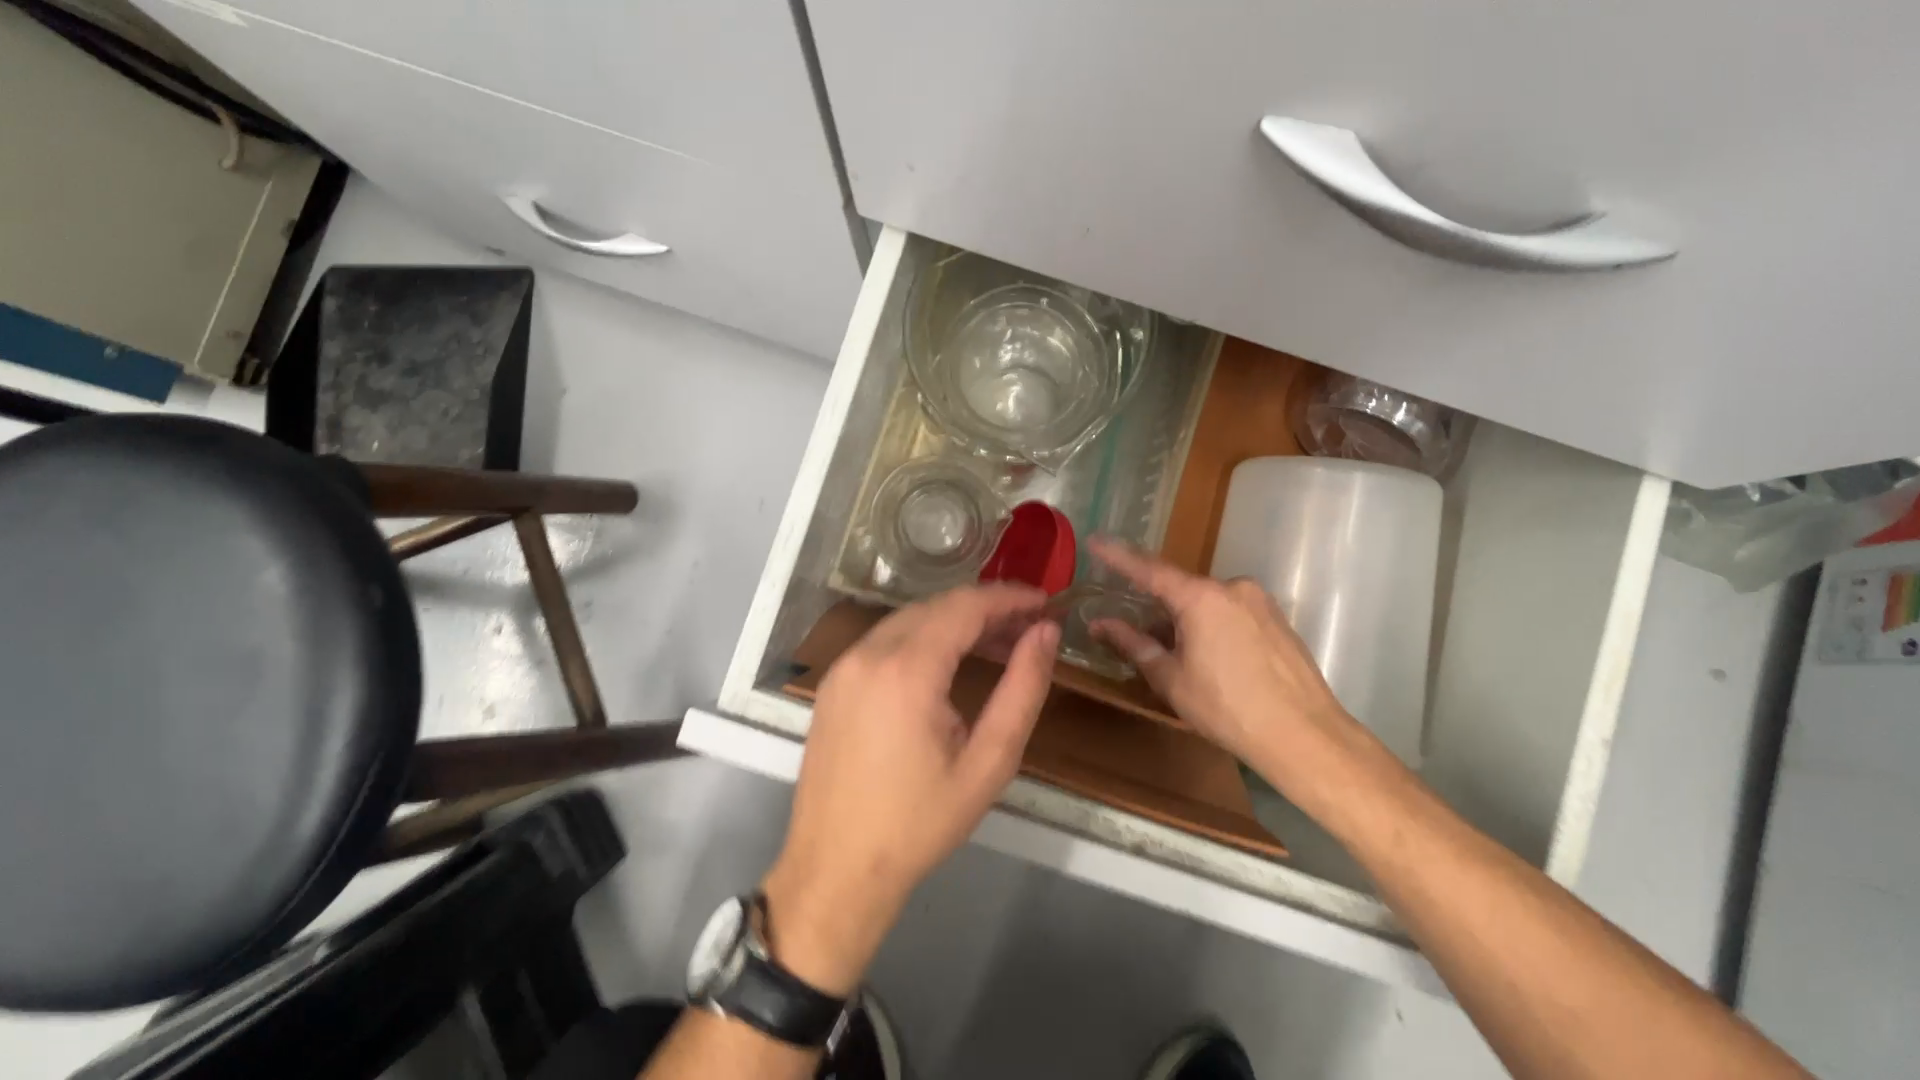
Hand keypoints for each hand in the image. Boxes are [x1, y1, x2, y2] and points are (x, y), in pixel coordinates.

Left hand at [762, 585, 1058, 994]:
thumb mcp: (988, 762)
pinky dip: (922, 641)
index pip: (965, 606)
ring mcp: (843, 668)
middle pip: (936, 607)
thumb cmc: (919, 823)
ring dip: (953, 623)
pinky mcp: (832, 686)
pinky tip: (948, 666)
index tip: (1047, 603)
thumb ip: (1022, 690)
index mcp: (906, 670)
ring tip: (997, 646)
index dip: (1010, 598)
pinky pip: (883, 643)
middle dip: (985, 609)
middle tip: (1030, 629)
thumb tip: (1046, 634)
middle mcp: (868, 654)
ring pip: (907, 621)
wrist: (837, 868)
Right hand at [1086, 537, 1371, 791]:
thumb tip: (1101, 624)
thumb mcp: (1171, 679)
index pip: (1149, 569)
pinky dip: (1213, 628)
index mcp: (1201, 597)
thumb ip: (1134, 644)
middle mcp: (1232, 588)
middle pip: (1182, 590)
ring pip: (1208, 604)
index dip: (1118, 556)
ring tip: (1180, 661)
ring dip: (1187, 623)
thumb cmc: (1227, 708)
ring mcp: (1260, 602)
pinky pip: (1232, 614)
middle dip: (1157, 610)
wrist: (1303, 735)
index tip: (1095, 541)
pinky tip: (1213, 663)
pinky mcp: (1277, 620)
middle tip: (1139, 638)